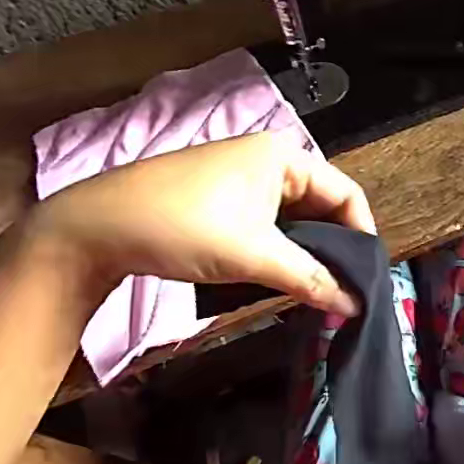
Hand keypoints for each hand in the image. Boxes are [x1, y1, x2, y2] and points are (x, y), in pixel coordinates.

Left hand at [21, 132, 375, 316]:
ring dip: (304, 253)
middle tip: (341, 293)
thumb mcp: (255, 255)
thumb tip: (354, 306)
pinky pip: (265, 223)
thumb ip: (310, 280)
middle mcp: (267, 159)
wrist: (98, 227)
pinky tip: (278, 277)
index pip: (346, 194)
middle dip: (332, 249)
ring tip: (312, 291)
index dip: (361, 237)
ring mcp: (240, 178)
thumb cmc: (185, 227)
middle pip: (320, 207)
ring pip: (291, 219)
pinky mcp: (219, 198)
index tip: (365, 281)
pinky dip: (277, 250)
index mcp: (284, 156)